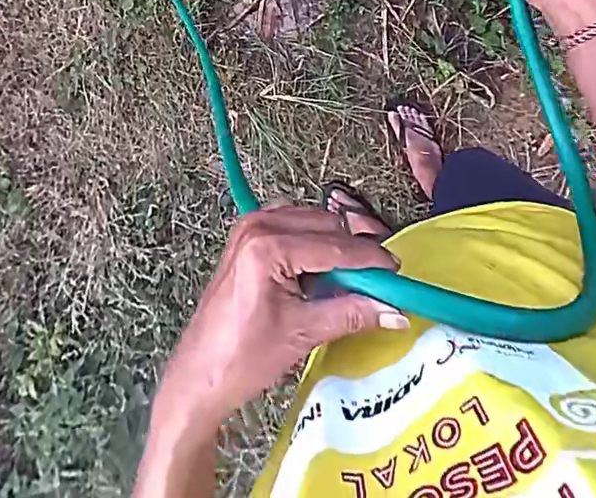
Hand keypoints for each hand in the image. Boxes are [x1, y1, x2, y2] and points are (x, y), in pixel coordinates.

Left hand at [155, 207, 407, 425]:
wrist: (199, 375)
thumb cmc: (243, 358)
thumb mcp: (302, 334)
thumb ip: (351, 313)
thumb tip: (394, 309)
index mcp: (268, 246)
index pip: (334, 246)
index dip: (370, 259)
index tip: (397, 271)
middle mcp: (259, 225)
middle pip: (326, 225)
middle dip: (353, 253)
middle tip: (376, 283)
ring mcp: (251, 225)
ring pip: (313, 221)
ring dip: (334, 246)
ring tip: (348, 283)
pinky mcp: (249, 234)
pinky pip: (295, 224)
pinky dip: (313, 242)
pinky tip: (320, 272)